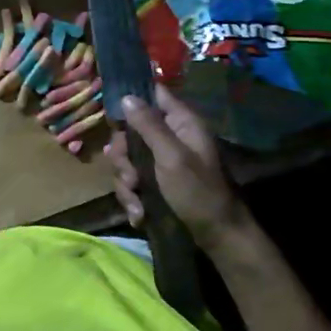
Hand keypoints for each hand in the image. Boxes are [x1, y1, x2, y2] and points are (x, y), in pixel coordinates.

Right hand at [106, 85, 244, 242]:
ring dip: (127, 183)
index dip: (130, 99)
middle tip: (130, 177)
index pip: (153, 94)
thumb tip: (126, 96)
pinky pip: (134, 180)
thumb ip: (149, 126)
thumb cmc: (198, 191)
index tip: (113, 117)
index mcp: (181, 122)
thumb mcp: (171, 156)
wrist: (217, 236)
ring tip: (137, 205)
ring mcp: (163, 160)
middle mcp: (171, 136)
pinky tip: (139, 214)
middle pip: (132, 131)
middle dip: (123, 157)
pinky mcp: (158, 181)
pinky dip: (133, 197)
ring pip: (129, 159)